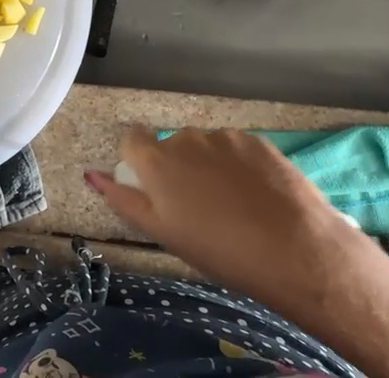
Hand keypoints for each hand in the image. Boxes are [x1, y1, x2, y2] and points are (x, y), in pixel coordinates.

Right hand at [87, 128, 365, 292]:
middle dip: (180, 169)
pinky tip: (257, 196)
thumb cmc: (221, 251)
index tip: (158, 189)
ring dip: (211, 167)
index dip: (142, 162)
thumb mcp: (163, 233)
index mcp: (156, 160)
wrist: (297, 251)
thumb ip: (123, 198)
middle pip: (172, 147)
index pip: (133, 139)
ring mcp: (223, 136)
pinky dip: (240, 166)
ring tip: (235, 206)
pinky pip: (237, 149)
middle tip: (201, 209)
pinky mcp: (257, 141)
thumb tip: (91, 173)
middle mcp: (184, 138)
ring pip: (206, 148)